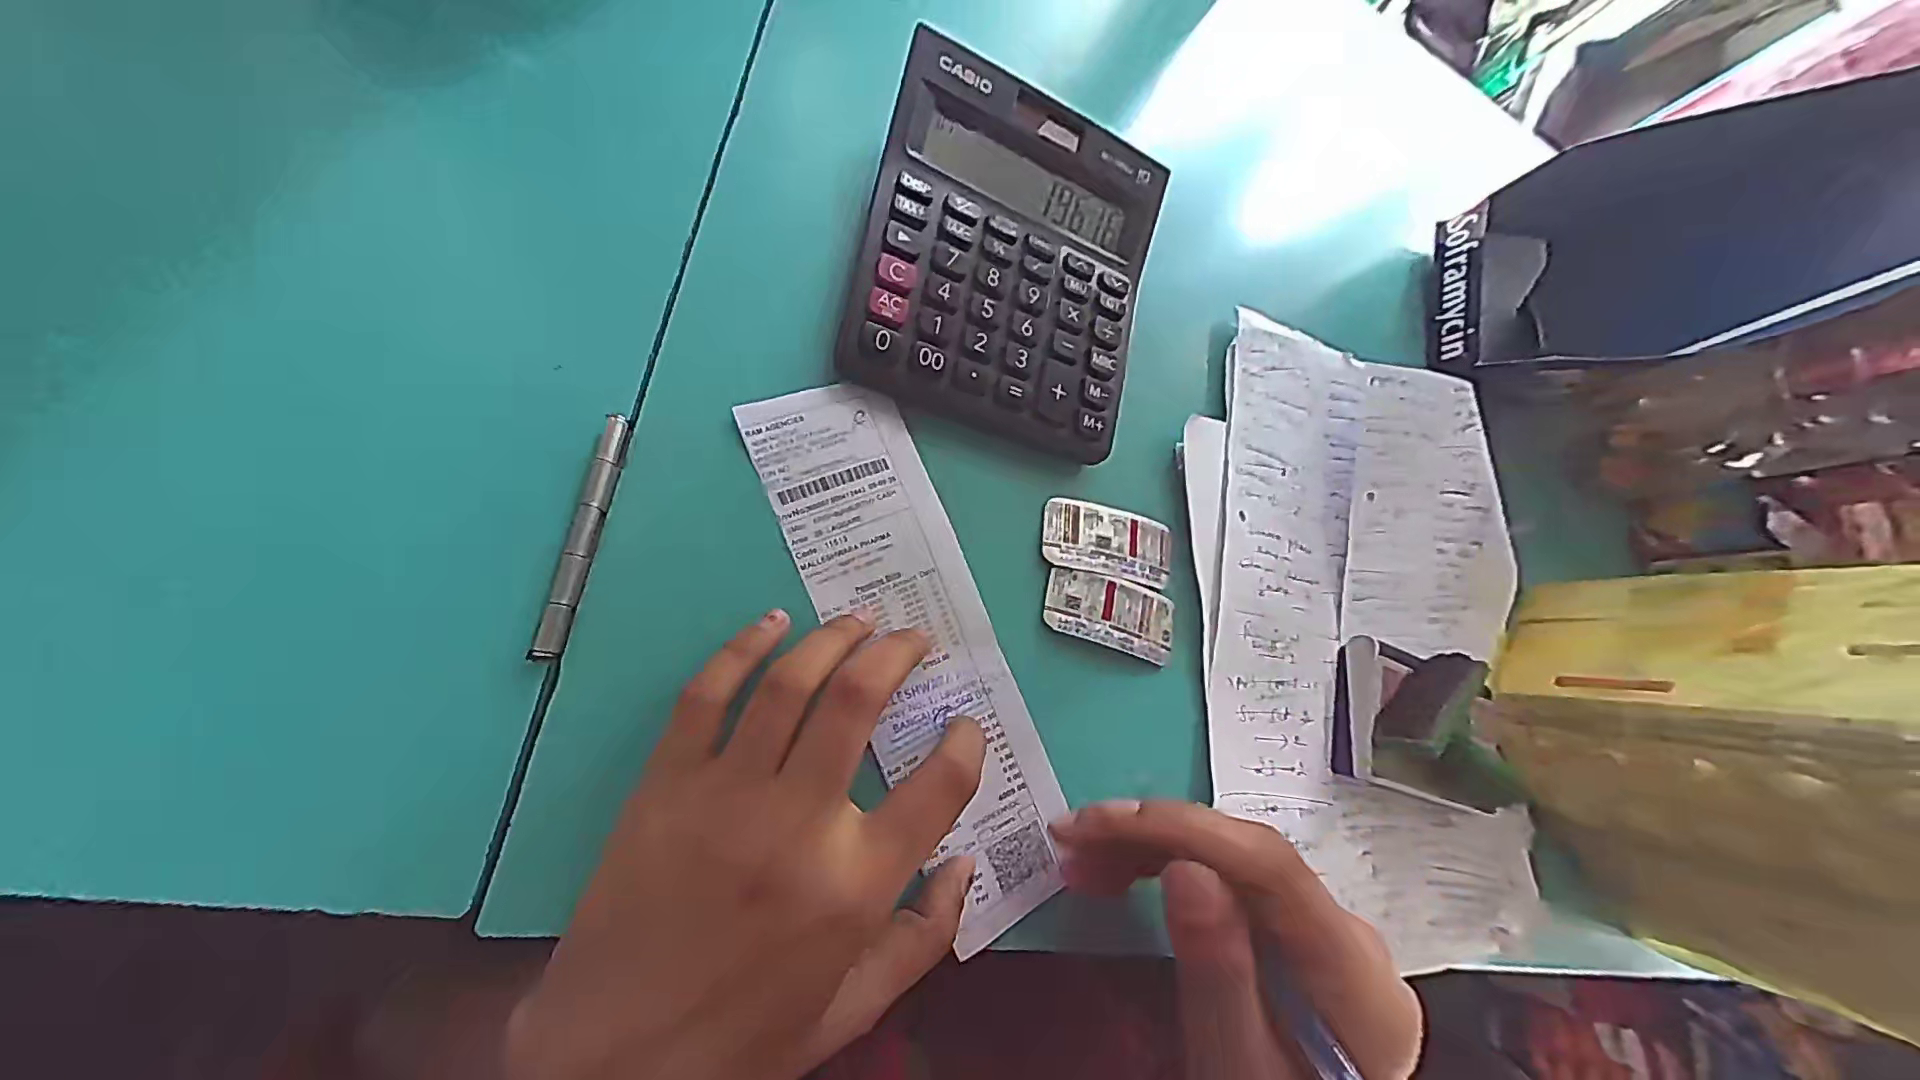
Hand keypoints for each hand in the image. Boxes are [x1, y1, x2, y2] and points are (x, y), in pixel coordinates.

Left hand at [504, 611, 985, 1079]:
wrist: (611, 1066)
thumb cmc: (746, 1036)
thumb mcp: (854, 1005)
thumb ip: (925, 937)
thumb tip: (968, 862)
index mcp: (856, 884)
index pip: (940, 786)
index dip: (966, 743)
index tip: (963, 724)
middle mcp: (798, 824)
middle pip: (859, 702)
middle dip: (898, 654)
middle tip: (914, 638)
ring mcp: (726, 795)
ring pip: (790, 684)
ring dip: (833, 638)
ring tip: (860, 618)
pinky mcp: (665, 784)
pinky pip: (706, 696)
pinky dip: (743, 648)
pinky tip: (773, 623)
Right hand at [1051, 800, 1422, 1079]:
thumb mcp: (1235, 1067)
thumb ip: (1219, 977)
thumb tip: (1185, 869)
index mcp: (1348, 970)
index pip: (1267, 863)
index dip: (1179, 828)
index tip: (1099, 825)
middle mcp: (1339, 930)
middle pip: (1240, 849)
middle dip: (1148, 832)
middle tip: (1073, 838)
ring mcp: (1312, 923)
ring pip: (1224, 851)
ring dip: (1146, 844)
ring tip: (1083, 856)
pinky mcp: (1282, 925)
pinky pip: (1219, 872)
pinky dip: (1163, 862)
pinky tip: (1120, 870)